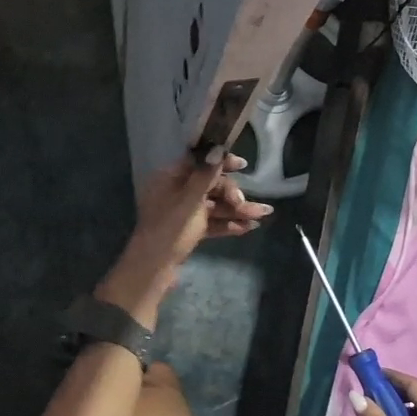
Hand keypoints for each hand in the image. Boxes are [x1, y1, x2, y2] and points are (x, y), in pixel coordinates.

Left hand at [97, 147, 272, 325]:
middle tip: (243, 203)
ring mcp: (183, 213)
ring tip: (263, 215)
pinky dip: (228, 224)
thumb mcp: (190, 200)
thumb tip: (218, 146)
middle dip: (232, 193)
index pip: (199, 162)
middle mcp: (175, 192)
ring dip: (237, 210)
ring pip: (214, 206)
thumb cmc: (170, 229)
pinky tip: (249, 228)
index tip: (243, 165)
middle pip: (210, 186)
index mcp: (170, 178)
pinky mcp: (189, 231)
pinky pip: (212, 222)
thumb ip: (206, 174)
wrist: (153, 269)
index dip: (221, 162)